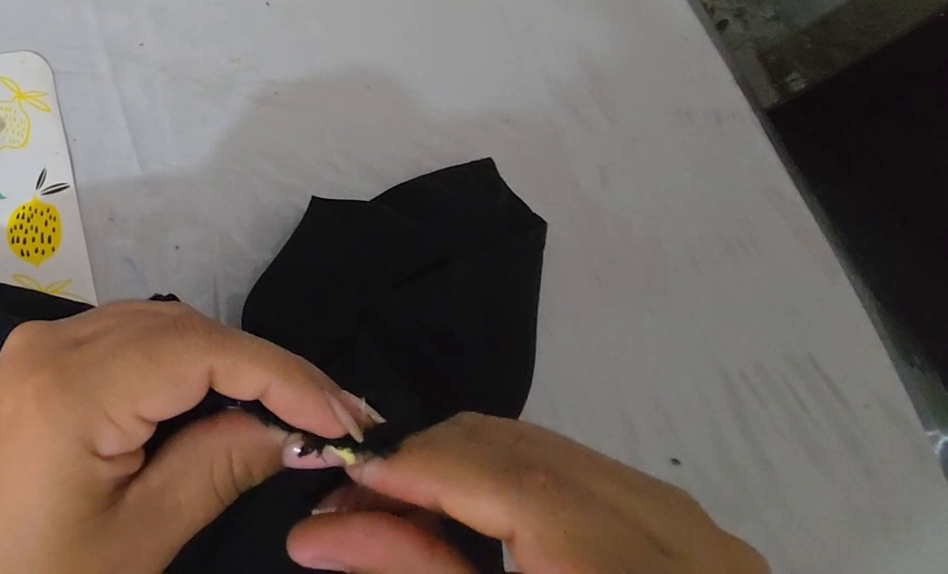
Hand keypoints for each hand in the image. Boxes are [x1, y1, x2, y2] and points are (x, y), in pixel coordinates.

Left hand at [0, 299, 376, 573]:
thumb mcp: (138, 538)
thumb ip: (215, 467)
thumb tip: (292, 432)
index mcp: (73, 384)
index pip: (199, 349)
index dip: (281, 375)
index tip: (348, 418)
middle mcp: (52, 340)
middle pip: (176, 326)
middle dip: (256, 364)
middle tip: (325, 417)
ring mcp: (37, 341)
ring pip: (150, 324)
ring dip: (217, 357)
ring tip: (280, 408)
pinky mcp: (32, 355)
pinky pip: (118, 337)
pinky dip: (172, 360)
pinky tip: (206, 396)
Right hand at [287, 413, 767, 572]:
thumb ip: (413, 573)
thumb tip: (313, 531)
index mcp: (627, 573)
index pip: (506, 477)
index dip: (414, 462)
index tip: (343, 468)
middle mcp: (678, 536)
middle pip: (517, 447)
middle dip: (425, 457)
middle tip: (359, 494)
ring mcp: (695, 530)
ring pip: (541, 446)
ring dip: (458, 461)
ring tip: (405, 502)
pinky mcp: (690, 533)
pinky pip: (574, 468)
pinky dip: (505, 474)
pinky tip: (471, 510)